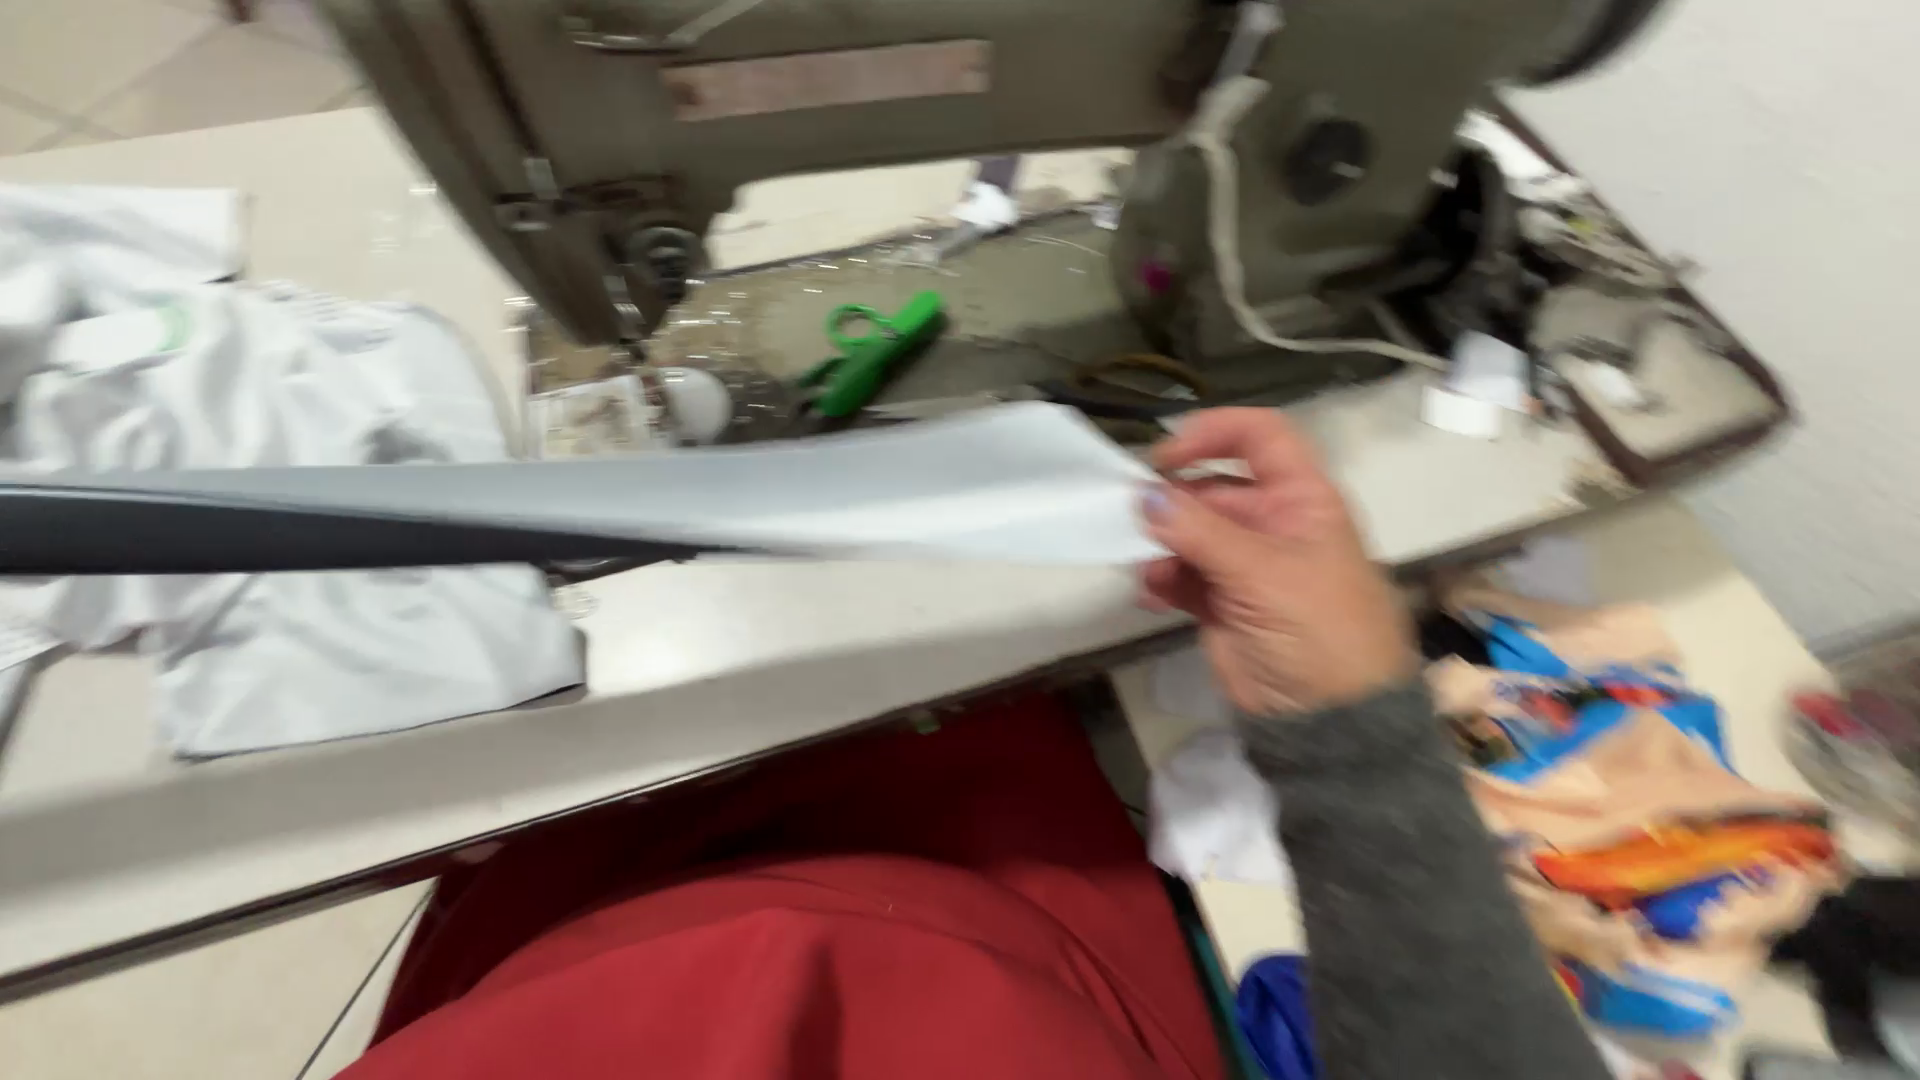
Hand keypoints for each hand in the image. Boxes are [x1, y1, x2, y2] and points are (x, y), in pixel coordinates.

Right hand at [1139, 408, 1414, 715]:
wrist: (1329, 721)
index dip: (1214, 433)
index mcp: (1300, 500)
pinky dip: (1160, 579)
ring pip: (1188, 533)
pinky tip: (1150, 591)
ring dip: (1160, 542)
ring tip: (1143, 563)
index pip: (1261, 438)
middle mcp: (1271, 523)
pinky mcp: (1219, 602)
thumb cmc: (1317, 630)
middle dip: (1171, 500)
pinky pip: (1180, 575)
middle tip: (1131, 516)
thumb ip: (1200, 532)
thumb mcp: (1265, 573)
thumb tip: (1143, 496)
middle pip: (1210, 488)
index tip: (1165, 454)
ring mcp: (1242, 564)